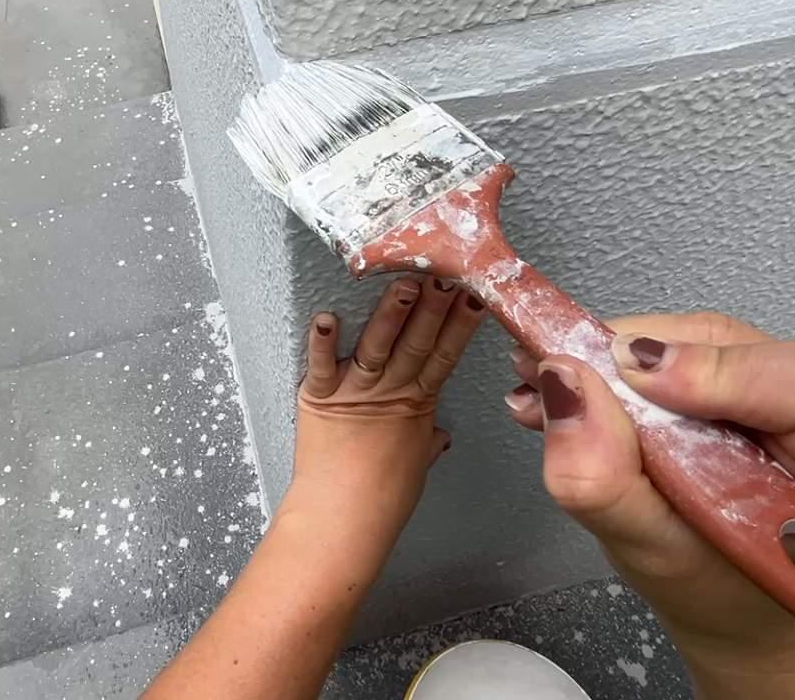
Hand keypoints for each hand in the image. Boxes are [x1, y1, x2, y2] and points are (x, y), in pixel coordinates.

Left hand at [141, 277, 486, 699]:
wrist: (343, 522)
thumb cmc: (381, 497)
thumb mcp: (414, 462)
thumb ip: (426, 438)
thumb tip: (439, 434)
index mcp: (415, 403)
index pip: (445, 356)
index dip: (461, 326)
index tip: (475, 295)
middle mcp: (389, 393)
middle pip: (416, 343)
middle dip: (433, 306)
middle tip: (446, 272)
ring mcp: (355, 393)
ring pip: (377, 346)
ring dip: (390, 314)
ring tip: (403, 282)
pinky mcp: (319, 398)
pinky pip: (320, 365)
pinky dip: (322, 343)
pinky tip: (326, 317)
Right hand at [503, 313, 794, 697]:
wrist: (738, 601)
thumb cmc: (718, 591)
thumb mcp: (649, 555)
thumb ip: (603, 481)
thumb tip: (565, 386)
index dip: (715, 370)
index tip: (623, 375)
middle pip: (740, 350)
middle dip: (632, 363)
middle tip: (554, 384)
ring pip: (705, 336)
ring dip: (618, 359)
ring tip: (560, 394)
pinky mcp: (779, 368)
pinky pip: (697, 339)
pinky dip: (628, 360)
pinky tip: (590, 387)